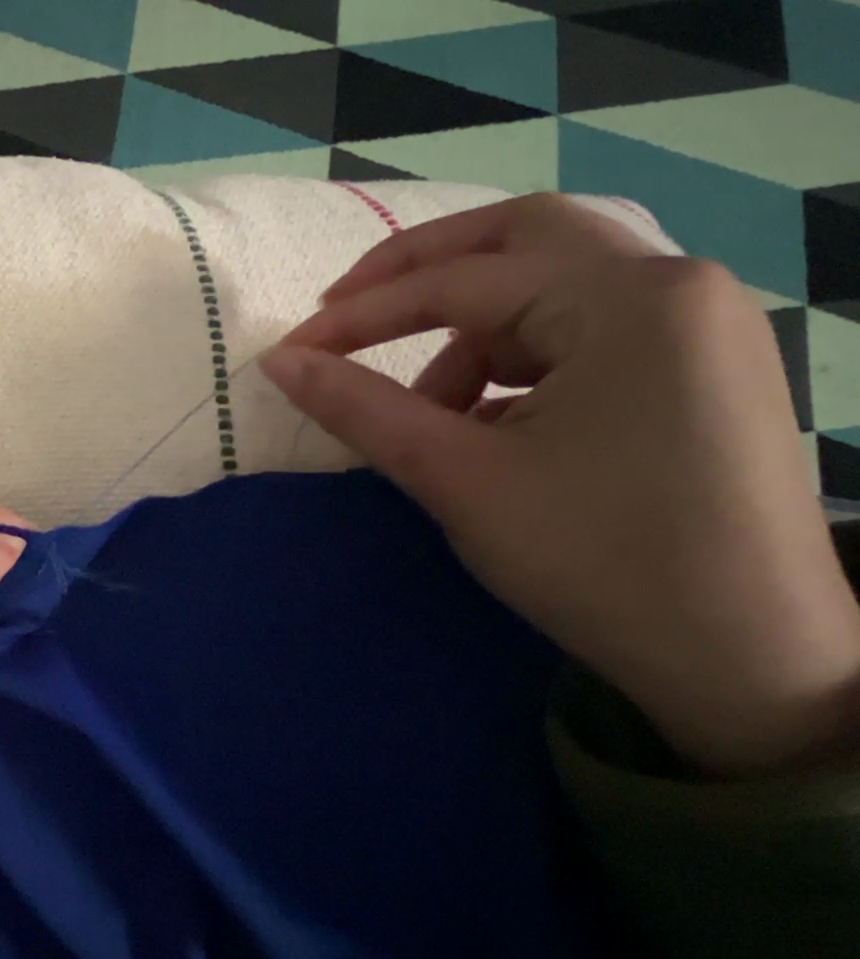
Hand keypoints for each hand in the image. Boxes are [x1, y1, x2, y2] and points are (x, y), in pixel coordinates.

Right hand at [265, 194, 859, 775]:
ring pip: (551, 288)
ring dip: (469, 333)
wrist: (745, 656)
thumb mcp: (455, 476)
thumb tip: (277, 361)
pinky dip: (517, 362)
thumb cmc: (592, 556)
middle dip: (419, 271)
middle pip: (522, 237)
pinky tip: (489, 427)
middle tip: (343, 314)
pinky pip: (585, 334)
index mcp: (628, 298)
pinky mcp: (699, 369)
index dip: (359, 314)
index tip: (288, 352)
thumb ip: (359, 407)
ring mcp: (699, 325)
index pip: (461, 280)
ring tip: (428, 417)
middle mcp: (676, 284)